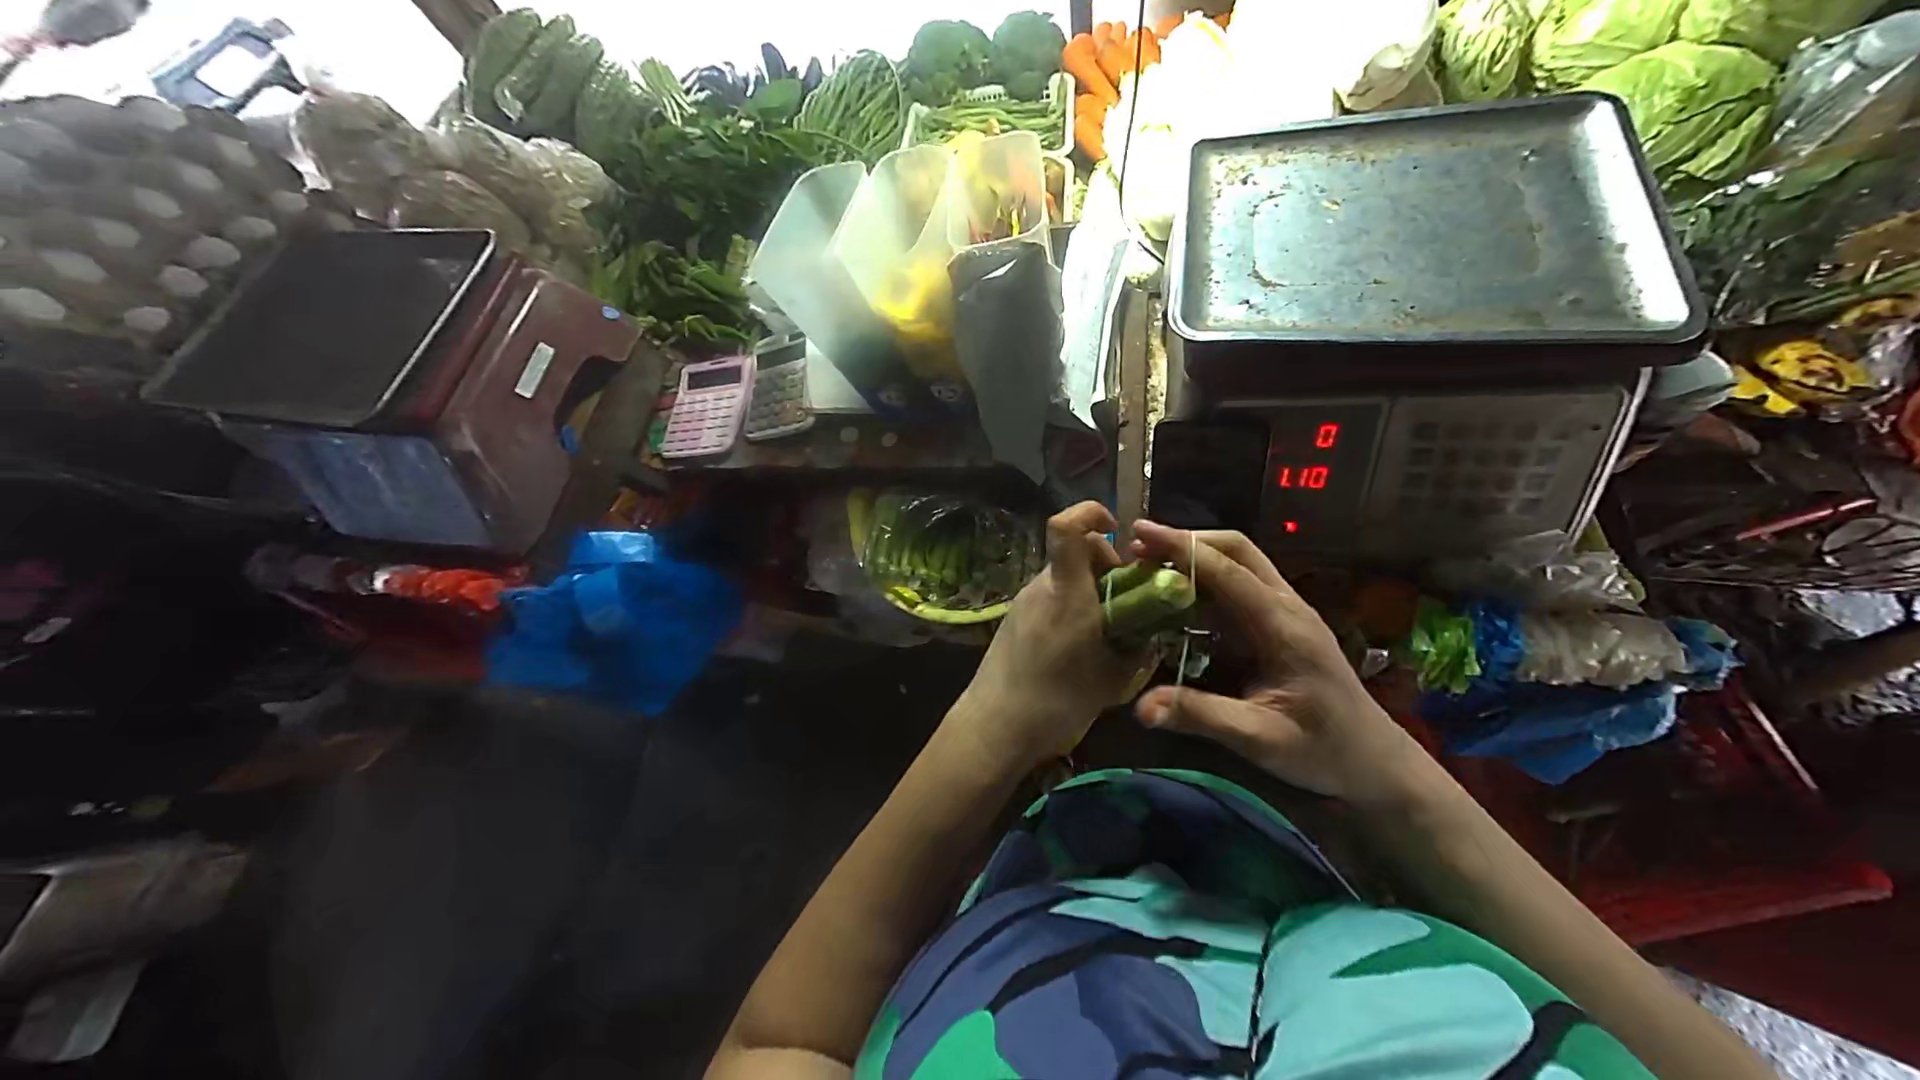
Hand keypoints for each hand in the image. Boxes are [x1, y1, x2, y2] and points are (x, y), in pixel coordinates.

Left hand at [954, 502, 1147, 768]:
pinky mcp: (1014, 618)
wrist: (995, 728)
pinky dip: (1072, 607)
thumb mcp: (1114, 678)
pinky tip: (1080, 646)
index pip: (1066, 527)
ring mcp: (1024, 602)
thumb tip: (1154, 628)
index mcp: (1066, 593)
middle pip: (1076, 552)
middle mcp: (1041, 587)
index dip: (1090, 512)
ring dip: (1091, 591)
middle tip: (1129, 606)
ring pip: (1066, 577)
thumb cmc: (1057, 701)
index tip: (1117, 529)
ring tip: (1107, 634)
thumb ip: (1139, 646)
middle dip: (1109, 567)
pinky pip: (1051, 597)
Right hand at [1129, 521, 1440, 809]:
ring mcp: (1286, 612)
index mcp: (1284, 626)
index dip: (1182, 548)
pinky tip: (1175, 596)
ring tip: (1147, 565)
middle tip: (1138, 547)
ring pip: (1239, 563)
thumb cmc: (1323, 750)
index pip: (1229, 571)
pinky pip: (1238, 586)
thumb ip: (1201, 716)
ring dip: (1194, 556)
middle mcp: (1286, 606)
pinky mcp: (1279, 624)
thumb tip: (1142, 707)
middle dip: (1187, 541)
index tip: (1139, 532)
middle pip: (1237, 550)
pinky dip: (1203, 580)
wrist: (1375, 763)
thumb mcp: (1259, 739)